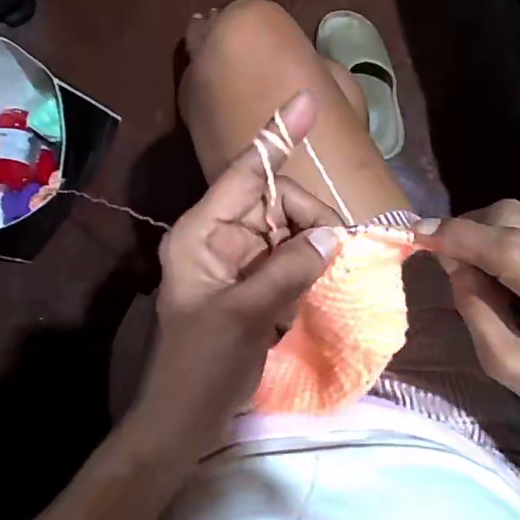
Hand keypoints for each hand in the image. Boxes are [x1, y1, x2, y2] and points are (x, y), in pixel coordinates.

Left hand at [138, 91, 341, 429]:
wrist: (182, 419)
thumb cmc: (200, 366)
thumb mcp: (244, 316)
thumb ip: (288, 270)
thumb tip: (333, 236)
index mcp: (201, 233)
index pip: (246, 174)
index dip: (277, 138)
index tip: (306, 100)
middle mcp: (217, 237)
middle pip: (274, 202)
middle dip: (309, 217)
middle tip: (337, 251)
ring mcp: (234, 261)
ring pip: (286, 231)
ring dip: (310, 246)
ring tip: (321, 278)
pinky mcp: (249, 285)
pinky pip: (286, 259)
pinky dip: (305, 268)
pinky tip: (310, 291)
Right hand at [414, 200, 519, 441]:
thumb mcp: (500, 363)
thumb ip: (474, 307)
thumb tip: (449, 254)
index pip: (513, 252)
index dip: (462, 236)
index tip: (416, 234)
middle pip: (515, 220)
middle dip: (468, 231)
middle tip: (449, 261)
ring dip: (485, 233)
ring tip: (482, 269)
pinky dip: (505, 235)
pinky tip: (508, 266)